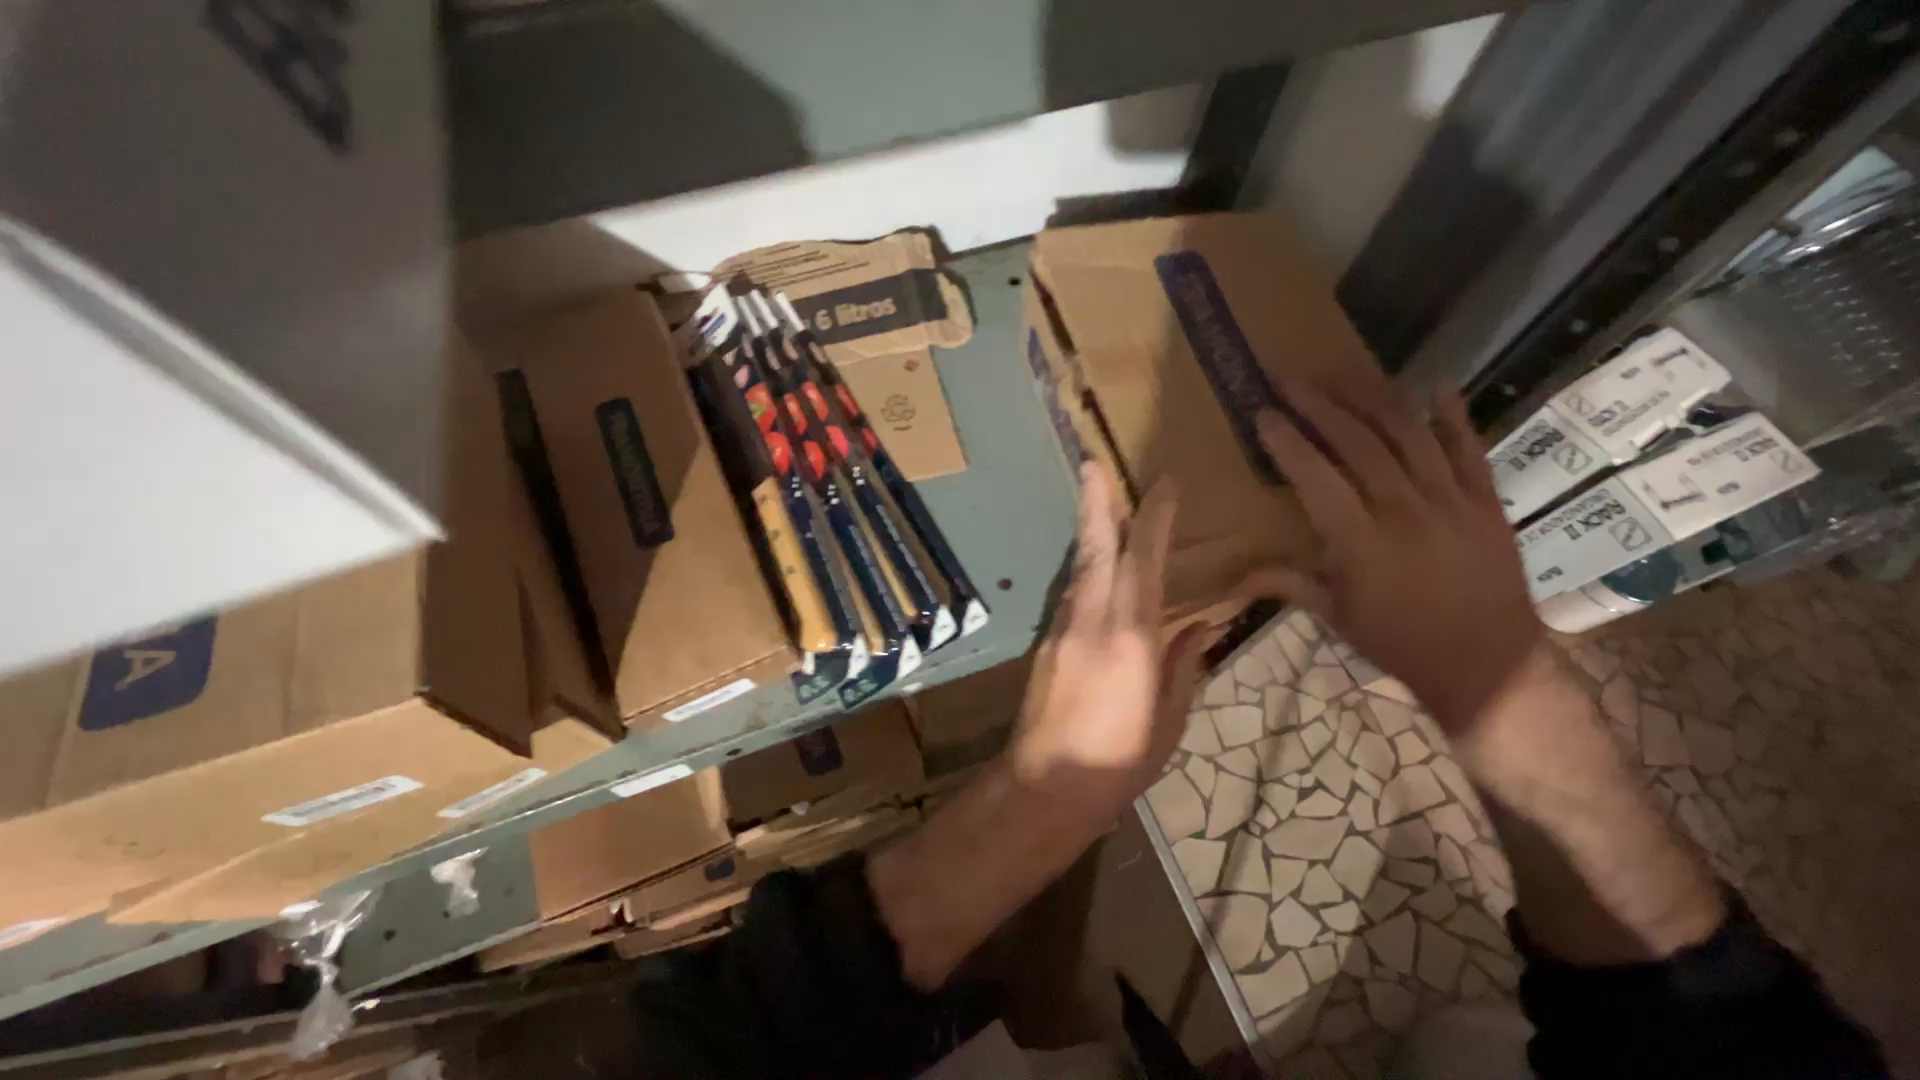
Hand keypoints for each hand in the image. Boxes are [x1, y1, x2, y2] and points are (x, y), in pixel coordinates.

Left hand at [870, 463, 1209, 989]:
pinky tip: (1093, 568)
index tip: (1166, 484)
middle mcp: (1091, 620)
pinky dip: (1084, 570)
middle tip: (1093, 464)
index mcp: (1131, 635)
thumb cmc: (1120, 760)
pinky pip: (1070, 594)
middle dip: (1098, 503)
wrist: (1047, 786)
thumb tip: (1201, 627)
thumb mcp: (1169, 720)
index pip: (1146, 561)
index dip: (1155, 518)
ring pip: (1079, 569)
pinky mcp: (1045, 645)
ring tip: (1098, 503)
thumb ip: (1184, 667)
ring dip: (1090, 533)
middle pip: (1097, 548)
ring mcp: (1061, 629)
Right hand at [1249, 375, 1541, 734]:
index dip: (1288, 442)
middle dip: (1319, 406)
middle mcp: (1405, 512)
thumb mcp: (1338, 618)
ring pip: (1408, 436)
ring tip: (1343, 374)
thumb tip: (1235, 576)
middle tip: (1290, 377)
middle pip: (1358, 444)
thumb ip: (1289, 585)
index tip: (1263, 413)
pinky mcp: (1486, 501)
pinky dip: (1453, 415)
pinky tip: (1437, 384)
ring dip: (1372, 400)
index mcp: (1362, 544)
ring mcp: (1451, 502)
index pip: (1317, 478)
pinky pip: (1470, 449)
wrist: (1488, 664)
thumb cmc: (1401, 644)